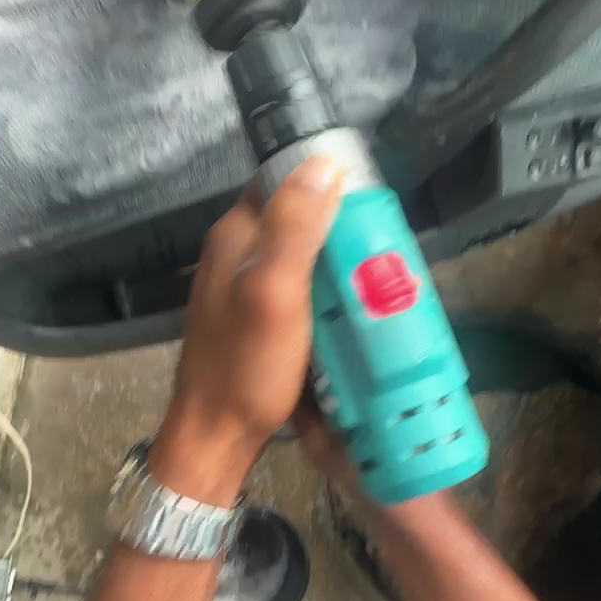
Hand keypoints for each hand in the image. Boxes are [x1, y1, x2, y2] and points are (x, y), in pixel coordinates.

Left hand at [150, 157, 344, 505]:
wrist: (216, 436)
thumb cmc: (246, 366)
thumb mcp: (273, 292)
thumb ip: (294, 229)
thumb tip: (323, 164)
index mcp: (234, 234)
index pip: (283, 180)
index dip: (326, 182)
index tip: (370, 201)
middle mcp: (234, 252)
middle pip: (294, 217)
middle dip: (338, 224)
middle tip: (383, 244)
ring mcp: (243, 286)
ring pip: (298, 253)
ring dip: (333, 259)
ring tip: (375, 272)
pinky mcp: (255, 316)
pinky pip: (297, 286)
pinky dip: (323, 289)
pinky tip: (347, 304)